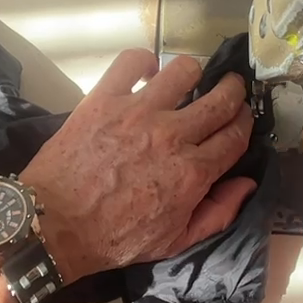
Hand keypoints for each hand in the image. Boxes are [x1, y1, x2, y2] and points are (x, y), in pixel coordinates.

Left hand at [21, 50, 256, 279]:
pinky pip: (132, 61)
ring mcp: (138, 112)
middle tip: (228, 90)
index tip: (241, 119)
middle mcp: (172, 135)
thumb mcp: (175, 242)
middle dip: (232, 91)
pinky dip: (144, 60)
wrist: (56, 225)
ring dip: (193, 74)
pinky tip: (147, 74)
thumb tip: (246, 183)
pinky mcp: (104, 98)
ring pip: (184, 70)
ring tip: (187, 82)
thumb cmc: (115, 238)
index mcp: (192, 171)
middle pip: (221, 98)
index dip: (244, 123)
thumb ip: (218, 213)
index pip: (235, 134)